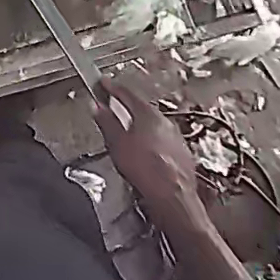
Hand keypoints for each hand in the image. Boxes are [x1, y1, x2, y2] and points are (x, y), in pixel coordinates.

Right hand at [93, 80, 205, 231]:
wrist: (172, 197)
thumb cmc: (145, 170)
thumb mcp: (117, 144)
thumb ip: (106, 122)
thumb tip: (97, 107)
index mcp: (147, 114)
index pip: (126, 94)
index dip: (112, 88)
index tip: (103, 83)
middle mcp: (165, 121)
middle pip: (141, 108)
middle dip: (126, 107)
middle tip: (112, 106)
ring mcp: (176, 137)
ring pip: (154, 125)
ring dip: (139, 125)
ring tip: (126, 133)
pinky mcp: (182, 153)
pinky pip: (163, 140)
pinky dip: (152, 141)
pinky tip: (145, 153)